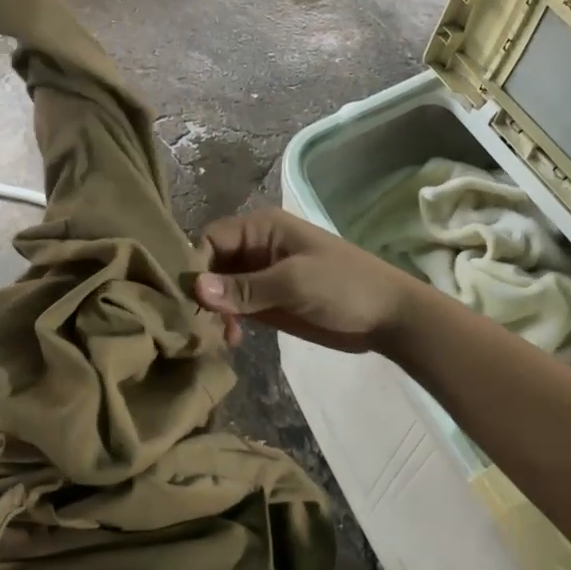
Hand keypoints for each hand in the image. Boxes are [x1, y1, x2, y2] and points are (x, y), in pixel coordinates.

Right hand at [194, 207, 424, 353]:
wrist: (387, 316)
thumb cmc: (343, 286)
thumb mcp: (294, 283)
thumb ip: (245, 288)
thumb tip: (196, 287)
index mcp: (261, 228)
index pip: (211, 239)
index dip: (195, 265)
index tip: (183, 300)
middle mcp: (255, 247)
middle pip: (211, 263)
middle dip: (200, 292)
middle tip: (193, 327)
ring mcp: (261, 275)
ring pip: (219, 288)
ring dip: (211, 310)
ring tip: (211, 338)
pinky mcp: (268, 301)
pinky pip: (235, 306)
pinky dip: (226, 321)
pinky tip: (228, 341)